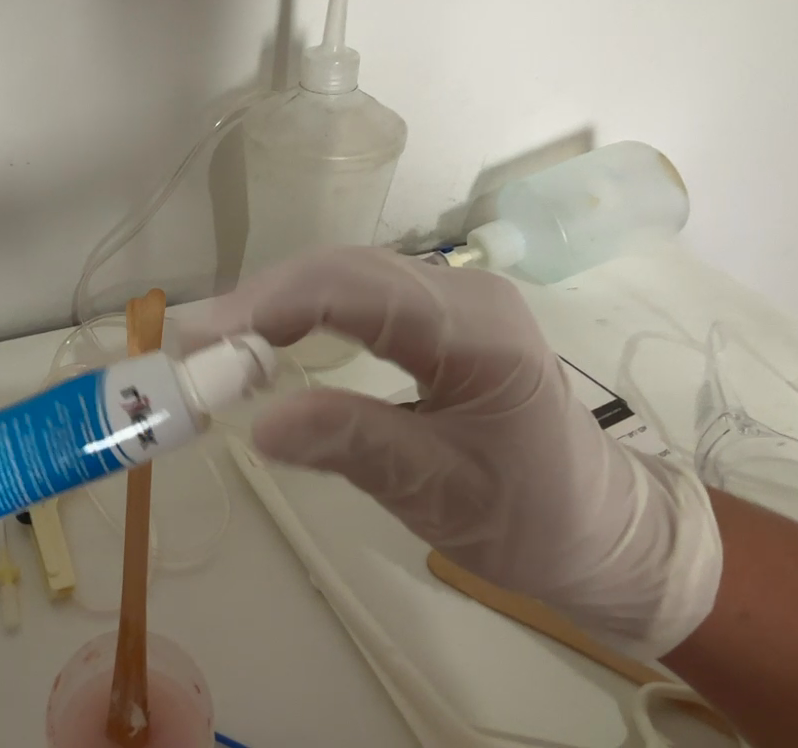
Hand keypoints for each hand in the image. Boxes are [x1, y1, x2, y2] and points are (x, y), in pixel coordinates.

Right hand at [189, 246, 719, 656]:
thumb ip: (355, 447)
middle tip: (194, 343)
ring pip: (344, 275)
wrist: (603, 529)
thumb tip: (261, 424)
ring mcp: (453, 296)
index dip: (272, 303)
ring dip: (275, 303)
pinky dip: (301, 312)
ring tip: (217, 343)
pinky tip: (268, 337)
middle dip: (261, 300)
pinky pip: (357, 295)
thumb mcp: (442, 495)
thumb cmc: (532, 519)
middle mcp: (463, 292)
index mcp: (477, 330)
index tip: (203, 338)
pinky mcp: (439, 314)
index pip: (357, 289)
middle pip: (343, 269)